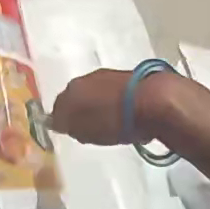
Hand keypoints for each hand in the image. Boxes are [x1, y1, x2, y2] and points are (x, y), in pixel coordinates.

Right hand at [49, 68, 204, 145]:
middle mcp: (89, 78)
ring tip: (112, 127)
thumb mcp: (82, 129)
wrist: (154, 101)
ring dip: (102, 108)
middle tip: (90, 130)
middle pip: (80, 97)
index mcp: (72, 88)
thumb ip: (65, 124)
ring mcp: (113, 76)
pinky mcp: (135, 80)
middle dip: (83, 111)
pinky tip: (129, 120)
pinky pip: (119, 97)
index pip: (59, 105)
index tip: (71, 132)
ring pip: (100, 95)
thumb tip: (55, 121)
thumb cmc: (111, 120)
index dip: (64, 119)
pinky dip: (120, 107)